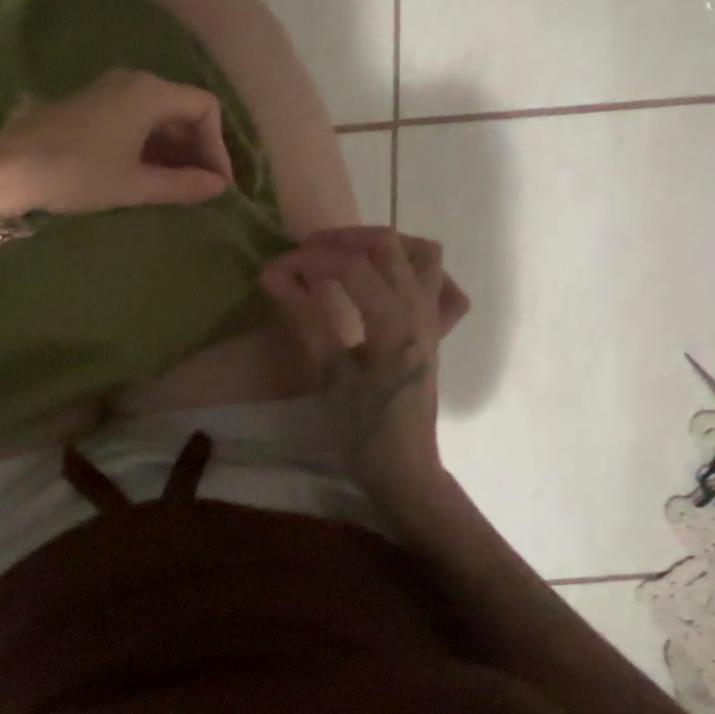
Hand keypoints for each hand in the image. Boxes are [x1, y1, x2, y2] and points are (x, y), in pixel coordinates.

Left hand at [0, 69, 233, 215]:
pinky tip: (145, 174)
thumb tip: (219, 187)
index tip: (218, 184)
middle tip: (201, 188)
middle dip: (198, 148)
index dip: (218, 147)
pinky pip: (133, 117)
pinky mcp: (88, 104)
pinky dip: (148, 144)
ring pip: (156, 114)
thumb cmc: (77, 173)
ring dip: (173, 149)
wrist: (8, 169)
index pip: (205, 108)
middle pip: (182, 108)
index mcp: (150, 92)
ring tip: (177, 187)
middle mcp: (132, 81)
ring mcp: (107, 90)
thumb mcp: (134, 184)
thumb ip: (182, 185)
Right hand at [260, 227, 469, 463]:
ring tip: (344, 257)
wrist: (405, 473)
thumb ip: (306, 320)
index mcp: (396, 326)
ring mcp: (433, 321)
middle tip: (303, 255)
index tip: (274, 268)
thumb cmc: (364, 433)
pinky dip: (416, 273)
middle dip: (342, 240)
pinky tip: (388, 283)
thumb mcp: (330, 378)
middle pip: (389, 246)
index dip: (310, 260)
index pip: (352, 267)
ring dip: (382, 247)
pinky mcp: (434, 334)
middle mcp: (422, 313)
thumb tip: (274, 275)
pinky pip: (441, 288)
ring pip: (423, 256)